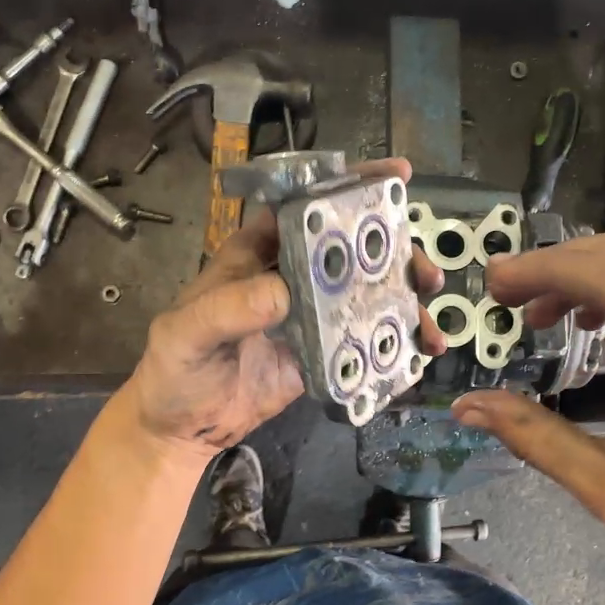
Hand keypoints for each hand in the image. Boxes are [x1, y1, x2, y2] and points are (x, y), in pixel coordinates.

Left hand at [118, 158, 445, 464]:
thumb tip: (283, 292)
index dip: (350, 186)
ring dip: (404, 305)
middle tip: (427, 274)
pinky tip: (416, 358)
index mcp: (259, 254)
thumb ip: (228, 310)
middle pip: (354, 251)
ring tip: (430, 329)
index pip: (307, 206)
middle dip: (397, 255)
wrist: (181, 427)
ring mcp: (313, 317)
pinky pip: (365, 343)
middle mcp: (293, 277)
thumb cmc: (175, 369)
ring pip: (368, 296)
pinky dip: (393, 347)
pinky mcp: (324, 355)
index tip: (395, 177)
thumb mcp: (187, 332)